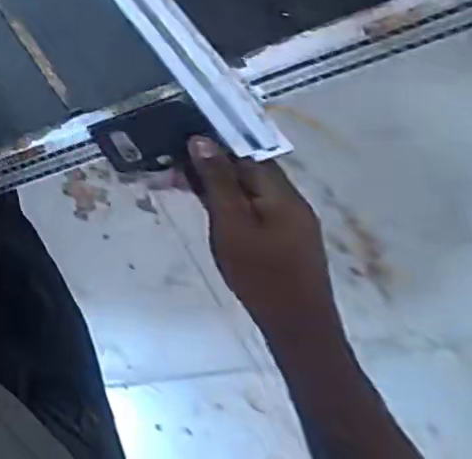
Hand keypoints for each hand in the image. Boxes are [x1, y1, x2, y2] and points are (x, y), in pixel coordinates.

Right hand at [185, 136, 339, 339]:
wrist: (298, 331)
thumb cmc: (260, 274)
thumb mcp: (230, 223)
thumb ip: (217, 180)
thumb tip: (201, 140)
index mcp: (283, 193)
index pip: (246, 152)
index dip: (214, 144)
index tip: (180, 143)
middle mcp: (292, 202)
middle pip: (248, 169)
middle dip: (212, 164)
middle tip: (174, 168)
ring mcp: (292, 222)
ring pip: (250, 189)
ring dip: (218, 184)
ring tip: (182, 185)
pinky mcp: (286, 240)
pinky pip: (255, 207)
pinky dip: (230, 202)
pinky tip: (209, 209)